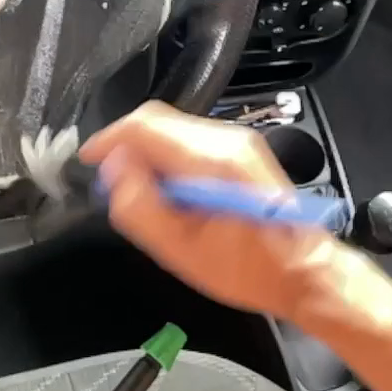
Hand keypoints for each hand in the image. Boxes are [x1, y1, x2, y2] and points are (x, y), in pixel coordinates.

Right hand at [80, 101, 343, 318]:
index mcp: (211, 162)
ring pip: (173, 126)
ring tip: (146, 193)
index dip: (108, 139)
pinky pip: (191, 138)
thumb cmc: (248, 269)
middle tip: (114, 182)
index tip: (90, 159)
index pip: (143, 125)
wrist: (301, 271)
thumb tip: (115, 170)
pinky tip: (171, 190)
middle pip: (157, 119)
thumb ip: (139, 205)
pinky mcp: (242, 148)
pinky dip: (169, 156)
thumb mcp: (179, 249)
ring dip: (148, 152)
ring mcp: (238, 141)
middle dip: (127, 146)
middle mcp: (227, 141)